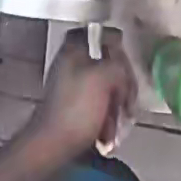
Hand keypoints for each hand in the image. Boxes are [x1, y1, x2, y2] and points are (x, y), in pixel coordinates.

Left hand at [22, 27, 135, 158]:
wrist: (52, 147)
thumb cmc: (77, 108)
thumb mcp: (103, 77)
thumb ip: (117, 63)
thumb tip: (121, 66)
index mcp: (74, 48)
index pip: (100, 33)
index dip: (115, 46)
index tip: (126, 67)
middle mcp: (72, 63)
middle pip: (106, 62)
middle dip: (121, 84)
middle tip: (128, 103)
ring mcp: (72, 86)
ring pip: (105, 87)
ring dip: (116, 105)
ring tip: (118, 126)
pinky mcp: (74, 108)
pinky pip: (98, 106)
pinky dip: (106, 118)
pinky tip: (108, 135)